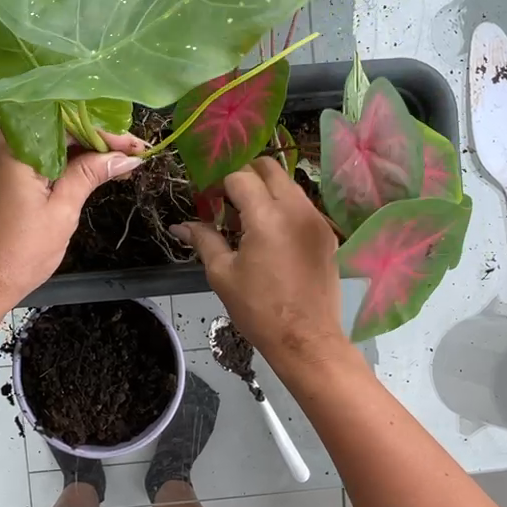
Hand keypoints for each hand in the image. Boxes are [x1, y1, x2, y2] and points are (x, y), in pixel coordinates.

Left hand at [0, 131, 145, 314]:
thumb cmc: (17, 256)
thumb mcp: (62, 212)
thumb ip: (90, 175)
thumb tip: (125, 158)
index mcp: (15, 148)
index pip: (70, 125)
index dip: (108, 135)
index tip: (139, 148)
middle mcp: (1, 143)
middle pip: (58, 130)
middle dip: (98, 142)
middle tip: (134, 156)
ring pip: (48, 144)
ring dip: (82, 153)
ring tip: (118, 164)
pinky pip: (34, 158)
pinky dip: (61, 164)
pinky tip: (87, 171)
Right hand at [171, 157, 351, 369]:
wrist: (306, 338)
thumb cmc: (258, 310)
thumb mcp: (222, 274)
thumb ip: (204, 240)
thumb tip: (180, 225)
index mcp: (267, 217)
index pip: (240, 176)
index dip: (219, 183)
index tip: (207, 200)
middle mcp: (296, 208)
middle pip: (269, 168)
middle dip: (245, 175)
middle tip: (226, 199)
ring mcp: (316, 219)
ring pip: (288, 184)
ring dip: (265, 190)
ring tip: (246, 218)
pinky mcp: (327, 233)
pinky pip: (302, 205)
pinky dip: (283, 207)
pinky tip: (270, 234)